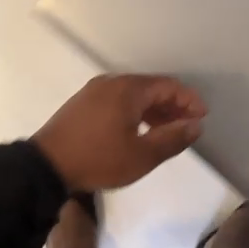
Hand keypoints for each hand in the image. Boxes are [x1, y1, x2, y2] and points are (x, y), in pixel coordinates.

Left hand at [34, 75, 206, 192]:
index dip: (189, 100)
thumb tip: (195, 125)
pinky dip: (135, 112)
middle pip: (150, 88)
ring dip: (153, 110)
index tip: (201, 117)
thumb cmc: (98, 159)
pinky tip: (139, 131)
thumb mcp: (142, 155)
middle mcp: (111, 82)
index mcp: (127, 89)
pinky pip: (118, 100)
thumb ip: (172, 138)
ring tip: (167, 131)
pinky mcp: (83, 104)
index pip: (168, 85)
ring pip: (133, 95)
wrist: (47, 165)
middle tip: (187, 126)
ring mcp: (94, 91)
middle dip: (172, 105)